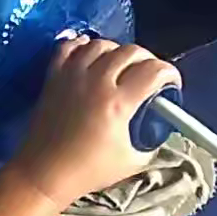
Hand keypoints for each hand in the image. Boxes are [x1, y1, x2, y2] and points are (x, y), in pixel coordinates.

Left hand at [1, 37, 179, 207]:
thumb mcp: (133, 161)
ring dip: (116, 50)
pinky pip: (67, 46)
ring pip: (99, 44)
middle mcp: (95, 82)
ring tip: (120, 64)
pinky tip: (89, 54)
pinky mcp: (53, 77)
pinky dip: (81, 45)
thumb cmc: (88, 170)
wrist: (44, 171)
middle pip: (129, 51)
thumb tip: (158, 125)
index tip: (171, 82)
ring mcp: (71, 76)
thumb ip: (151, 140)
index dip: (169, 73)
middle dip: (147, 59)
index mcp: (118, 102)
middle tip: (149, 73)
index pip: (153, 71)